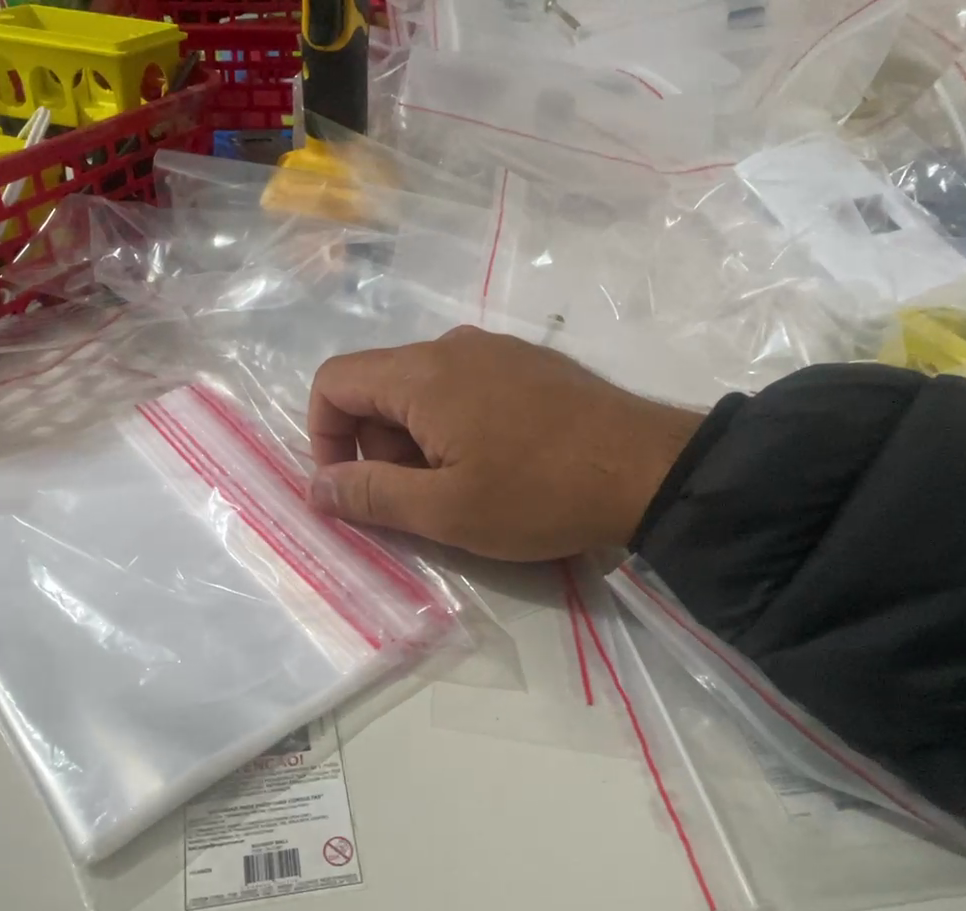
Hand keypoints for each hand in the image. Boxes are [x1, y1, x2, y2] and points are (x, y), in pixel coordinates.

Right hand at [306, 326, 702, 560]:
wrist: (650, 470)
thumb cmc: (539, 494)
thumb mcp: (445, 510)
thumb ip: (370, 495)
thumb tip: (315, 486)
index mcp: (422, 374)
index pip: (334, 381)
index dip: (321, 436)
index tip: (348, 487)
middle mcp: (453, 345)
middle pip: (378, 387)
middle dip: (374, 447)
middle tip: (415, 501)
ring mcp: (495, 350)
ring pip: (421, 391)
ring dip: (415, 442)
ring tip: (459, 490)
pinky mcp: (528, 365)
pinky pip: (463, 388)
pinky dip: (453, 427)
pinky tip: (495, 465)